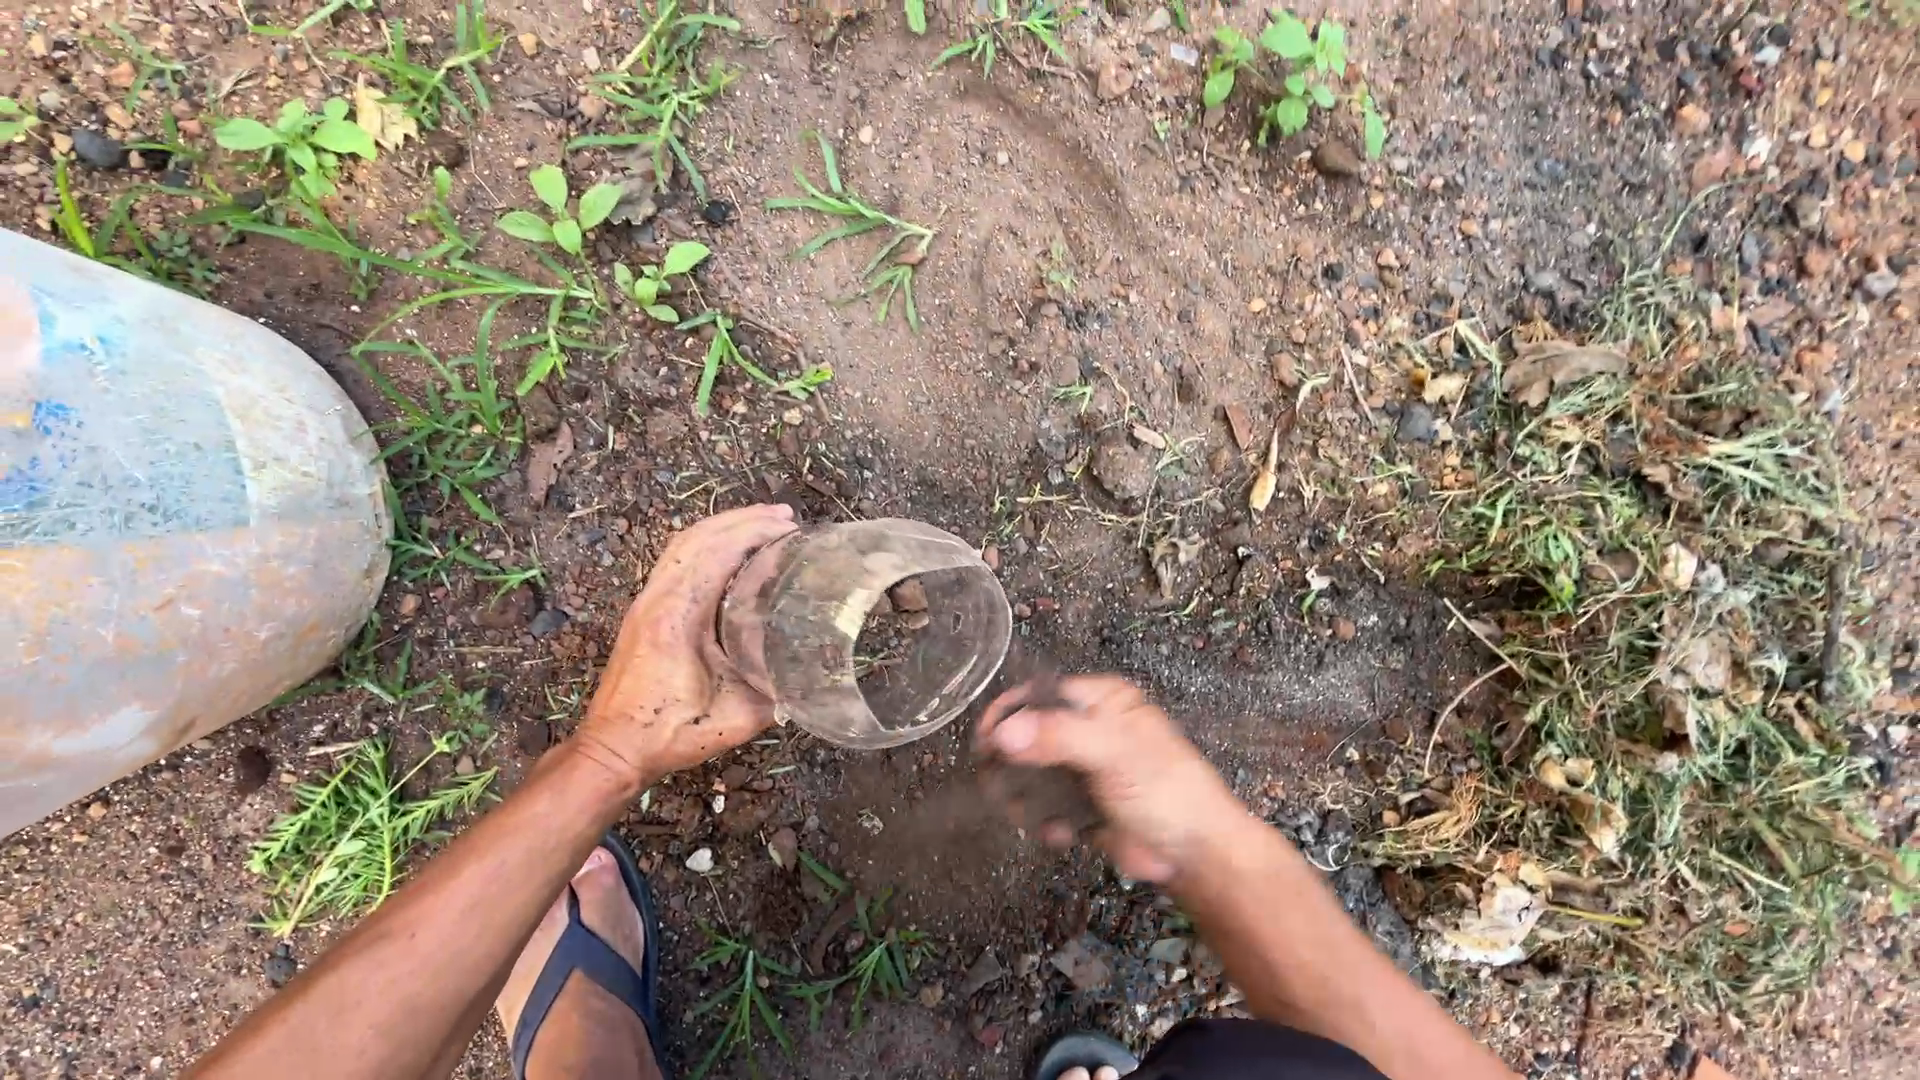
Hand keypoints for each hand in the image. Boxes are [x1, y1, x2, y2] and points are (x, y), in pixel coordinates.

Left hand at [574, 504, 798, 785]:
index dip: (755, 532)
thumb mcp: (737, 717)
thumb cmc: (669, 734)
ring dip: (723, 526)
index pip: (717, 552)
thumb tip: (817, 674)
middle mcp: (657, 599)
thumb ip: (778, 693)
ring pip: (683, 543)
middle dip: (744, 519)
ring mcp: (646, 602)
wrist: (611, 750)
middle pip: (698, 536)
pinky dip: (706, 542)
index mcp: (678, 616)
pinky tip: (729, 550)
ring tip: (762, 522)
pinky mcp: (643, 611)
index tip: (790, 527)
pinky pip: (675, 559)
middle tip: (785, 516)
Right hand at [976, 675, 1246, 882]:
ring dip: (1025, 796)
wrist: (1195, 855)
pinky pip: (1042, 805)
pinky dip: (1042, 820)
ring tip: (1031, 815)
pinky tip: (1060, 834)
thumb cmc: (1166, 790)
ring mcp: (1081, 768)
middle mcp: (1087, 727)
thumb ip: (1060, 736)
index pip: (1041, 694)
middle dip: (1013, 761)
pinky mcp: (1078, 805)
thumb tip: (1003, 732)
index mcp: (1100, 700)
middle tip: (998, 784)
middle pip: (1028, 734)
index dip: (1010, 713)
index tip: (984, 739)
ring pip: (1030, 773)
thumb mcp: (1114, 752)